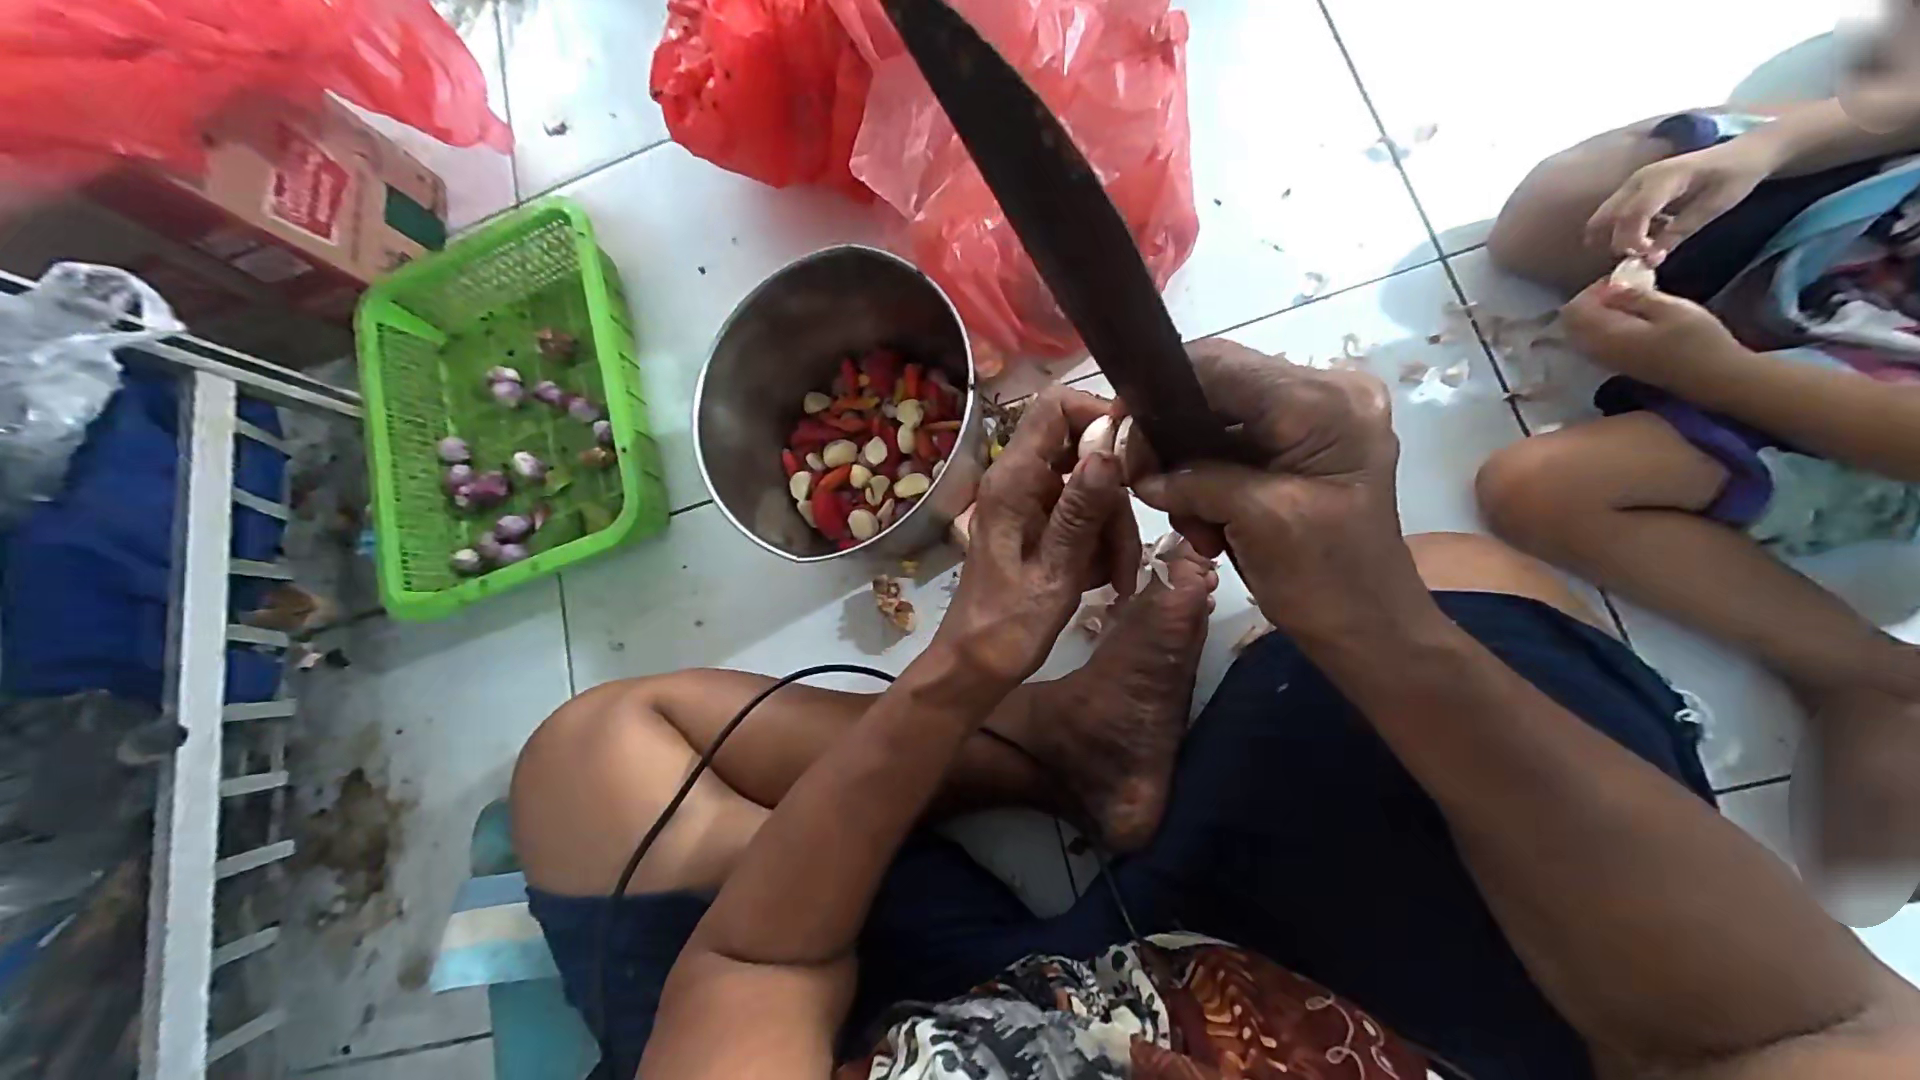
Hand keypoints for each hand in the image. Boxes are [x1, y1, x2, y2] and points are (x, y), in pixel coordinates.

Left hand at [936, 387, 1139, 685]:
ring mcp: (1027, 503)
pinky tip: (1104, 578)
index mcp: (1012, 482)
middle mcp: (1016, 481)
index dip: (1098, 414)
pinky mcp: (1036, 525)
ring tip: (1116, 577)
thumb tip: (1108, 450)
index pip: (1054, 407)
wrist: (976, 663)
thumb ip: (1080, 510)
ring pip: (1089, 488)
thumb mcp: (1055, 571)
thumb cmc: (1009, 625)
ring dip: (1111, 530)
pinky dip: (1099, 542)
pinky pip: (1080, 514)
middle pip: (1082, 451)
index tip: (1136, 454)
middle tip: (1126, 547)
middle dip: (1114, 495)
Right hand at [1129, 340, 1429, 643]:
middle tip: (1142, 482)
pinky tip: (1206, 522)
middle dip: (1170, 437)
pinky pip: (1226, 447)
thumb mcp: (1260, 521)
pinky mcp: (1294, 448)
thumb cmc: (1328, 580)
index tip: (1117, 429)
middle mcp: (1322, 395)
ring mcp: (1309, 421)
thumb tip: (1142, 473)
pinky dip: (1203, 482)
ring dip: (1186, 469)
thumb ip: (1198, 481)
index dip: (1159, 391)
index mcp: (1326, 404)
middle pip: (1214, 389)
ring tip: (1191, 521)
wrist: (1369, 630)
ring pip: (1212, 421)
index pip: (1220, 367)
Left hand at [1560, 281, 1747, 385]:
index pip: (1575, 309)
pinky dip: (1602, 325)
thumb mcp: (1671, 309)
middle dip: (1591, 300)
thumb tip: (1611, 288)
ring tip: (1628, 299)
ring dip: (1596, 313)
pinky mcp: (1612, 363)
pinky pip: (1591, 340)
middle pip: (1572, 320)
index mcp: (1603, 334)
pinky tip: (1629, 317)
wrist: (1709, 377)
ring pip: (1580, 331)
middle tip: (1623, 286)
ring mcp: (1600, 358)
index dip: (1592, 290)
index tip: (1620, 277)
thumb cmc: (1696, 340)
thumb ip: (1636, 298)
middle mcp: (1592, 348)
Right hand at [1585, 138, 1780, 260]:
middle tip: (1637, 256)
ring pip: (1600, 220)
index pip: (1632, 215)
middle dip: (1616, 243)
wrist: (1746, 152)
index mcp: (1664, 178)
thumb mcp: (1715, 206)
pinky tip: (1641, 235)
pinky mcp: (1627, 191)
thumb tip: (1649, 260)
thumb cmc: (1736, 176)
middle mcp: (1638, 180)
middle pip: (1605, 219)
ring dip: (1611, 239)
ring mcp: (1629, 185)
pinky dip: (1615, 232)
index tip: (1645, 258)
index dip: (1632, 241)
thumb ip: (1679, 232)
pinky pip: (1608, 217)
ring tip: (1638, 246)